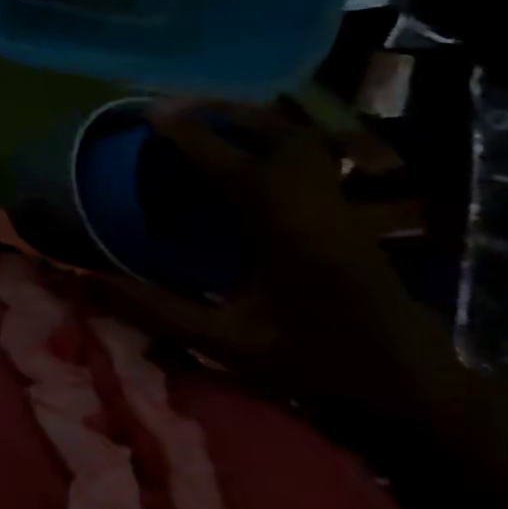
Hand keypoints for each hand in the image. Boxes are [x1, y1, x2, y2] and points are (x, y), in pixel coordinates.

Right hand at [84, 101, 446, 412]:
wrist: (420, 397)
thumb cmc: (320, 367)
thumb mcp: (229, 345)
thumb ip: (157, 310)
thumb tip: (88, 281)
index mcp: (290, 232)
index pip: (233, 166)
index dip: (190, 135)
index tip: (151, 113)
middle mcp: (320, 209)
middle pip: (282, 137)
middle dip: (228, 115)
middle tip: (182, 111)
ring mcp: (343, 211)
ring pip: (305, 145)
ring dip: (257, 126)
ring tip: (214, 124)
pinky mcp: (353, 221)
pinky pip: (314, 163)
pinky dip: (278, 146)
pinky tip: (254, 159)